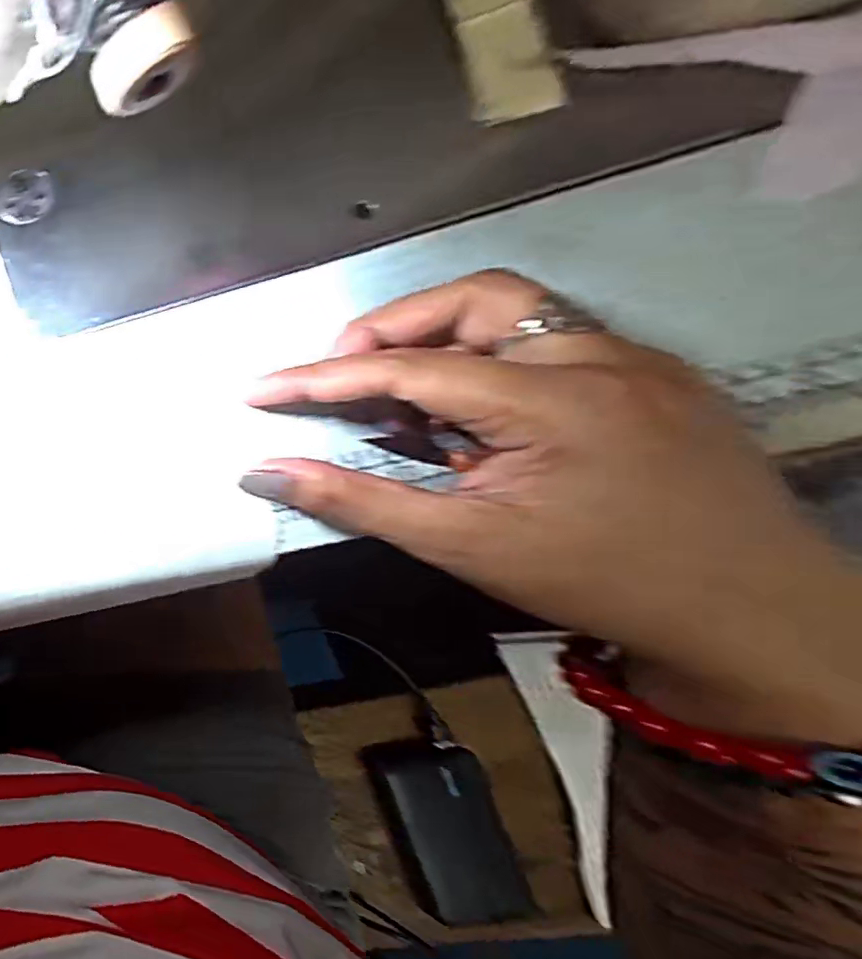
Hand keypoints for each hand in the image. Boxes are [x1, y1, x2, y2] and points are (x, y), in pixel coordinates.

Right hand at [241, 270, 861, 740]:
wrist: (748, 609)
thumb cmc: (593, 578)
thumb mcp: (459, 543)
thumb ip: (355, 500)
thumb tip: (265, 473)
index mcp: (553, 399)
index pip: (409, 366)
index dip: (322, 376)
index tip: (261, 388)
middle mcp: (599, 357)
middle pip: (472, 299)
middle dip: (388, 329)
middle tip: (340, 377)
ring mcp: (631, 360)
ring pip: (512, 312)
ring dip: (435, 341)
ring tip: (394, 396)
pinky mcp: (646, 376)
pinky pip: (543, 343)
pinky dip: (480, 364)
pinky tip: (464, 415)